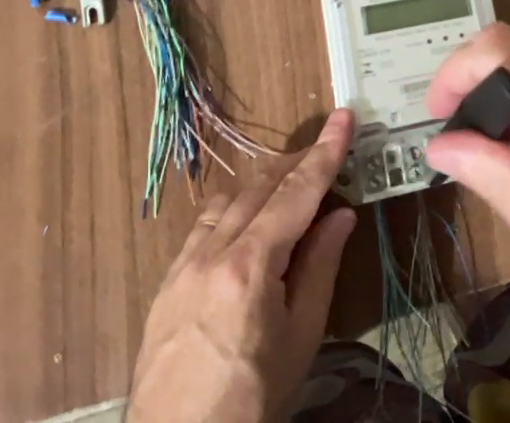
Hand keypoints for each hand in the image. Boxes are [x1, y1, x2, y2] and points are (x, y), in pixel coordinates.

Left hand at [128, 109, 357, 422]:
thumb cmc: (251, 397)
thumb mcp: (301, 336)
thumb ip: (320, 267)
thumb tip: (339, 213)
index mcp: (250, 265)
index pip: (296, 191)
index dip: (325, 151)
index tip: (343, 115)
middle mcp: (210, 252)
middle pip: (259, 185)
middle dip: (297, 160)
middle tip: (329, 149)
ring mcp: (181, 267)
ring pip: (227, 200)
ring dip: (264, 183)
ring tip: (294, 186)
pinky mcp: (165, 285)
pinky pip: (203, 226)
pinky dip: (234, 209)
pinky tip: (249, 223)